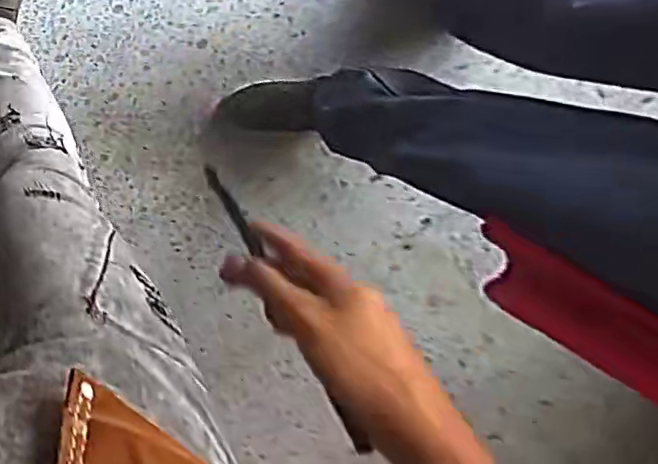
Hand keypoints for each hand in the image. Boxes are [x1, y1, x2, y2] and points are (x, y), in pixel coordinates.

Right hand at [222, 223, 490, 463]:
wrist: (417, 431)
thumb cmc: (367, 375)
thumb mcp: (305, 319)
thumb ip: (269, 285)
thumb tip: (241, 260)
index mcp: (344, 284)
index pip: (296, 248)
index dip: (268, 235)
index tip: (248, 226)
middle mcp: (359, 299)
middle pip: (303, 274)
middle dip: (271, 274)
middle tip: (242, 278)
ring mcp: (368, 326)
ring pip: (314, 301)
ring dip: (287, 304)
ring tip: (273, 318)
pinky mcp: (370, 352)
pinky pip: (326, 324)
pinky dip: (305, 325)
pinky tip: (302, 342)